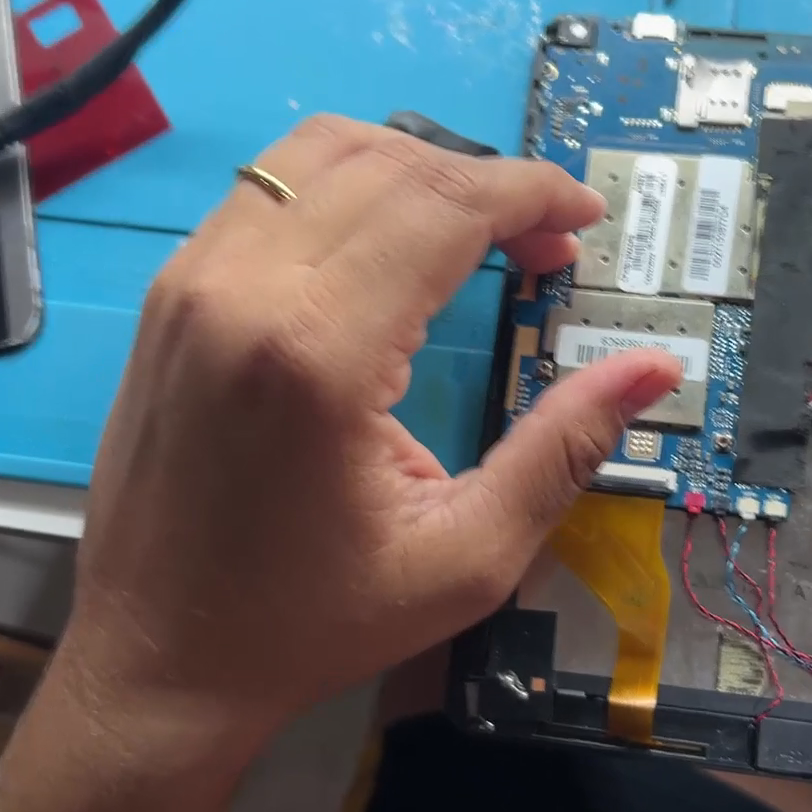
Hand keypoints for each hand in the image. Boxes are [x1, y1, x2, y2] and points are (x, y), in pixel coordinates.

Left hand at [65, 115, 681, 743]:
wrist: (157, 659)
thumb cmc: (314, 621)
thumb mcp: (466, 556)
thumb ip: (565, 448)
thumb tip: (654, 367)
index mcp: (317, 352)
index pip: (442, 206)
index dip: (530, 193)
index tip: (584, 217)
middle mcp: (242, 287)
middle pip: (391, 164)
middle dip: (489, 184)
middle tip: (547, 241)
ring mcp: (193, 279)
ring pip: (323, 152)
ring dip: (420, 172)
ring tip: (478, 232)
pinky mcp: (173, 290)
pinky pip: (274, 188)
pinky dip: (353, 187)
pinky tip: (391, 244)